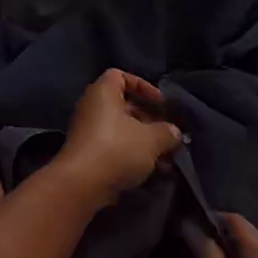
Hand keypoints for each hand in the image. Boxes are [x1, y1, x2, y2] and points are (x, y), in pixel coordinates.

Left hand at [57, 69, 182, 200]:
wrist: (84, 181)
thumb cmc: (117, 149)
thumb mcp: (151, 139)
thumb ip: (166, 132)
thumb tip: (174, 131)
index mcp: (102, 92)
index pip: (120, 75)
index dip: (143, 86)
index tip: (162, 104)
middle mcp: (93, 105)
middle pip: (125, 104)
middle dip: (151, 119)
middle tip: (171, 135)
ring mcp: (90, 128)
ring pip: (124, 128)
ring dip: (147, 141)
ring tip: (170, 160)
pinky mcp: (91, 150)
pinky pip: (117, 144)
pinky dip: (135, 153)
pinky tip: (156, 172)